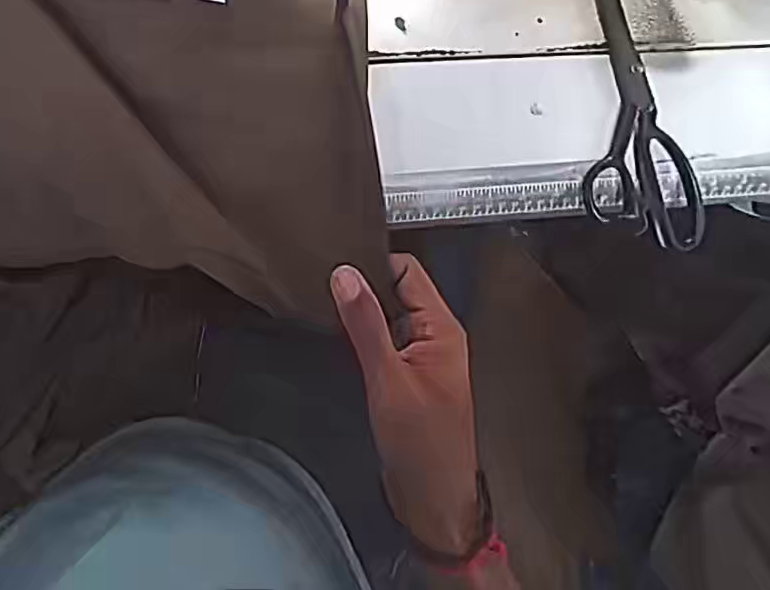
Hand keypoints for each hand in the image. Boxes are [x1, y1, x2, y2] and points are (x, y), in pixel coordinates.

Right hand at [332, 254, 482, 556]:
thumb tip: (344, 274)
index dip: (374, 264)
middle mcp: (435, 336)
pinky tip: (341, 338)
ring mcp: (421, 355)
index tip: (339, 267)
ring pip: (386, 314)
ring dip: (361, 313)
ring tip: (329, 310)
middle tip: (327, 288)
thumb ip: (365, 323)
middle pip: (395, 289)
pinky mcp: (406, 373)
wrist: (434, 505)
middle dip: (363, 288)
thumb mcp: (387, 379)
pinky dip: (362, 334)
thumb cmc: (423, 447)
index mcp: (442, 329)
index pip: (407, 271)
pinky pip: (383, 338)